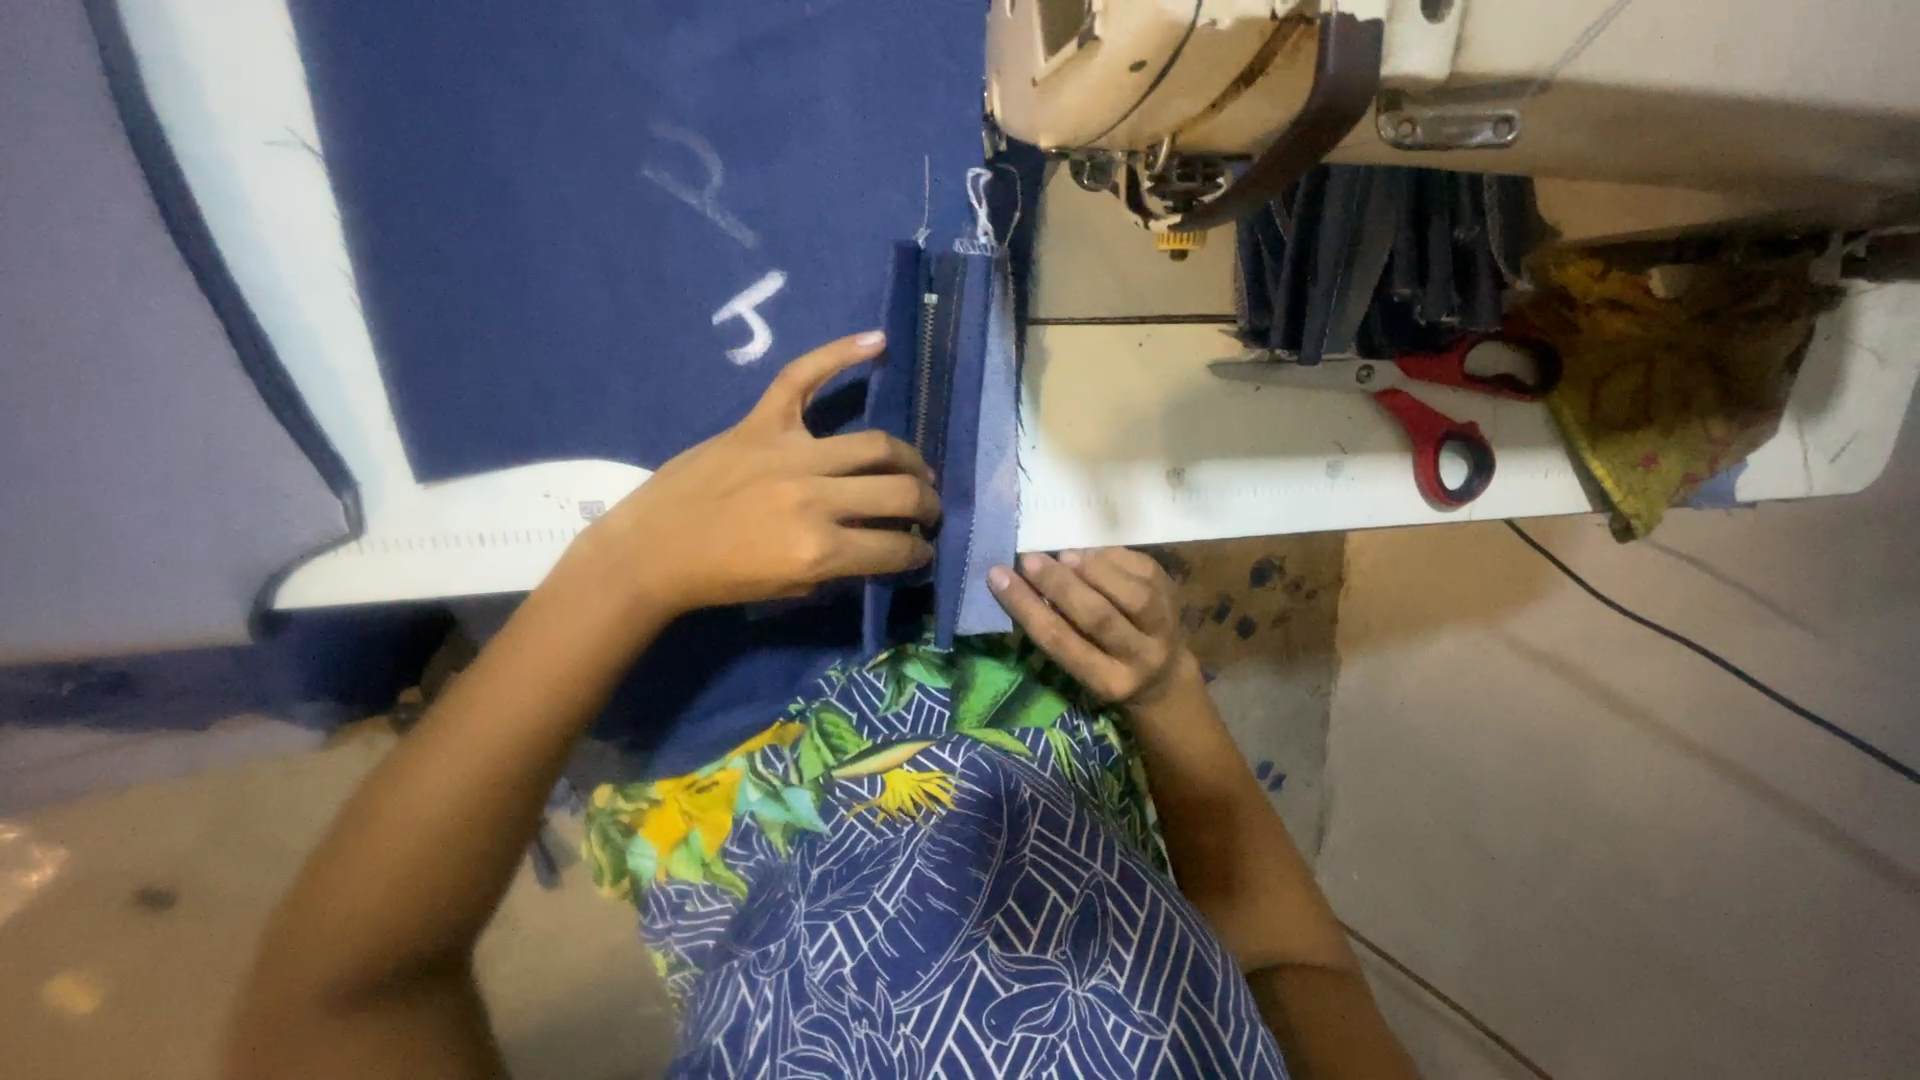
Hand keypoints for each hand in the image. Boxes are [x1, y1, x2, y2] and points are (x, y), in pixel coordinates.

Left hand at [582, 331, 938, 614]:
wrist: (652, 551)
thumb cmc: (721, 579)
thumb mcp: (793, 588)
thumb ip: (844, 566)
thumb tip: (885, 543)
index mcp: (820, 549)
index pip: (896, 547)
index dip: (918, 552)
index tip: (921, 550)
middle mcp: (814, 497)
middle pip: (899, 490)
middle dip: (927, 506)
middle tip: (927, 511)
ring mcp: (788, 452)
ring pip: (876, 444)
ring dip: (909, 459)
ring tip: (916, 470)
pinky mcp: (760, 422)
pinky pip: (802, 376)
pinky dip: (839, 353)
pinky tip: (877, 342)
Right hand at [988, 548, 1201, 709]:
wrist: (1163, 676)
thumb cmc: (1104, 666)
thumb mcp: (1079, 665)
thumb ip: (1057, 629)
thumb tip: (1024, 581)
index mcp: (1107, 681)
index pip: (1060, 641)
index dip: (1026, 607)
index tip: (998, 576)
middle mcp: (1140, 657)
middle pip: (1097, 616)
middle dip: (1059, 584)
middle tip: (1029, 559)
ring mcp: (1164, 627)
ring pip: (1130, 593)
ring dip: (1091, 568)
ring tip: (1063, 554)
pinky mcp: (1173, 596)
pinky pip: (1142, 570)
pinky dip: (1111, 557)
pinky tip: (1088, 551)